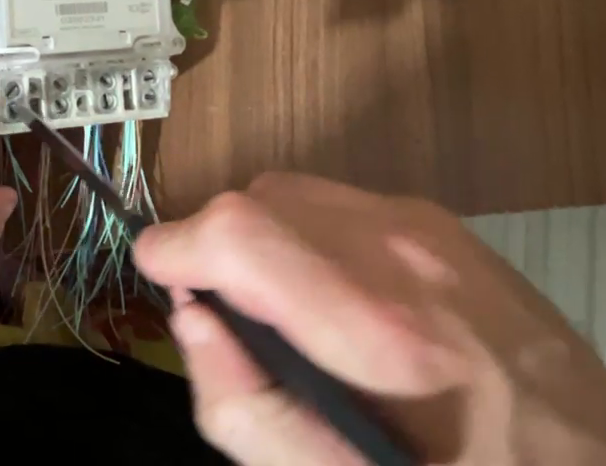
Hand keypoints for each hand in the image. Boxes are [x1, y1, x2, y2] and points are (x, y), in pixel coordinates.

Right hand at [135, 174, 605, 465]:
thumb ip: (250, 414)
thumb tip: (191, 320)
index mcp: (384, 328)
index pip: (241, 233)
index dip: (178, 250)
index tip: (168, 291)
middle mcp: (401, 247)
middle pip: (255, 201)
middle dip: (218, 252)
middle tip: (237, 326)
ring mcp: (425, 222)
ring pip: (288, 191)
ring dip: (259, 239)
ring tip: (287, 313)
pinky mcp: (436, 217)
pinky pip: (330, 199)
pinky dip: (302, 234)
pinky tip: (334, 297)